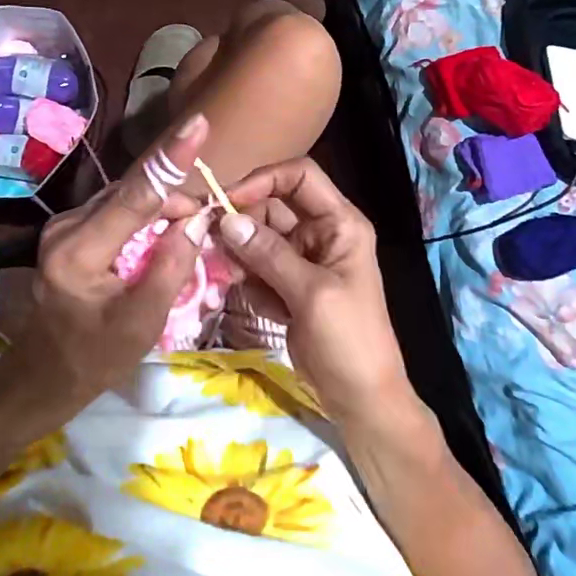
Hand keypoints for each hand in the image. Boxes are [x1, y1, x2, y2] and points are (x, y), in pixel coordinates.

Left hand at [0, 114, 212, 420]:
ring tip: (188, 231)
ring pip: (125, 200)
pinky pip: (116, 213)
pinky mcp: (70, 232)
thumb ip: (171, 266)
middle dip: (172, 199)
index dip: (169, 160)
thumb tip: (198, 219)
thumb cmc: (94, 358)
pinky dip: (144, 220)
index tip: (197, 124)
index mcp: (78, 251)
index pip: (133, 196)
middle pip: (131, 193)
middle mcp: (65, 227)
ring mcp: (64, 227)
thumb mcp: (142, 322)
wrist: (44, 376)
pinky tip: (162, 237)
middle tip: (205, 221)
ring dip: (160, 209)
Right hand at [216, 157, 413, 421]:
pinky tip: (266, 309)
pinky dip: (252, 281)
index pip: (299, 176)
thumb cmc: (348, 340)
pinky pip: (258, 266)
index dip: (263, 180)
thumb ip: (268, 253)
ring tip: (238, 282)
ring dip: (243, 256)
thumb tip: (225, 220)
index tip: (227, 201)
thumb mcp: (310, 293)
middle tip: (214, 246)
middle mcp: (321, 232)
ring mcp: (303, 259)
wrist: (361, 399)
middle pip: (271, 206)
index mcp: (339, 223)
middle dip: (243, 224)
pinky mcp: (288, 284)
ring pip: (259, 237)